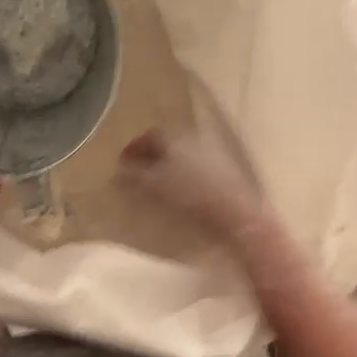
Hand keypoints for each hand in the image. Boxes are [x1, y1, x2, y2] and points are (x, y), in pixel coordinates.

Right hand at [117, 101, 265, 246]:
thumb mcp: (156, 188)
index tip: (122, 161)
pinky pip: (196, 173)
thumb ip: (135, 178)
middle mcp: (197, 144)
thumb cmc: (193, 201)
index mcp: (178, 141)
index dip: (135, 147)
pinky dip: (182, 179)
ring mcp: (214, 160)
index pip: (152, 135)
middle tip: (135, 173)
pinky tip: (178, 196)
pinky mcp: (225, 179)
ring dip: (166, 169)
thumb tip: (119, 173)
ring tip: (154, 187)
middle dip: (150, 157)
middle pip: (168, 146)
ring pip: (183, 158)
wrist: (238, 220)